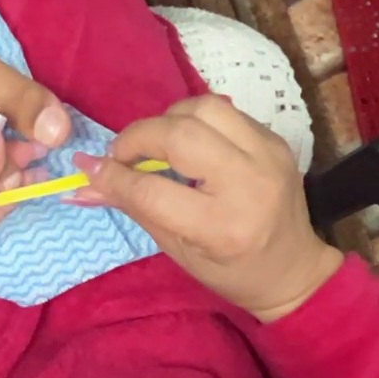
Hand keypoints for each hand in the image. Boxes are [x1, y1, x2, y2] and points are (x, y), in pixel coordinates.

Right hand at [73, 95, 342, 322]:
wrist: (293, 269)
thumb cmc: (229, 270)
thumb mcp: (175, 248)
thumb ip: (132, 206)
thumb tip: (85, 179)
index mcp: (222, 227)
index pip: (153, 191)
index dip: (114, 176)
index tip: (91, 169)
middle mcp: (250, 185)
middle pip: (180, 134)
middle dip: (138, 137)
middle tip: (122, 154)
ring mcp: (269, 156)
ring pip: (205, 107)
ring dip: (168, 119)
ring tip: (157, 143)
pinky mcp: (275, 140)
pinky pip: (225, 111)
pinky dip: (194, 121)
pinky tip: (187, 144)